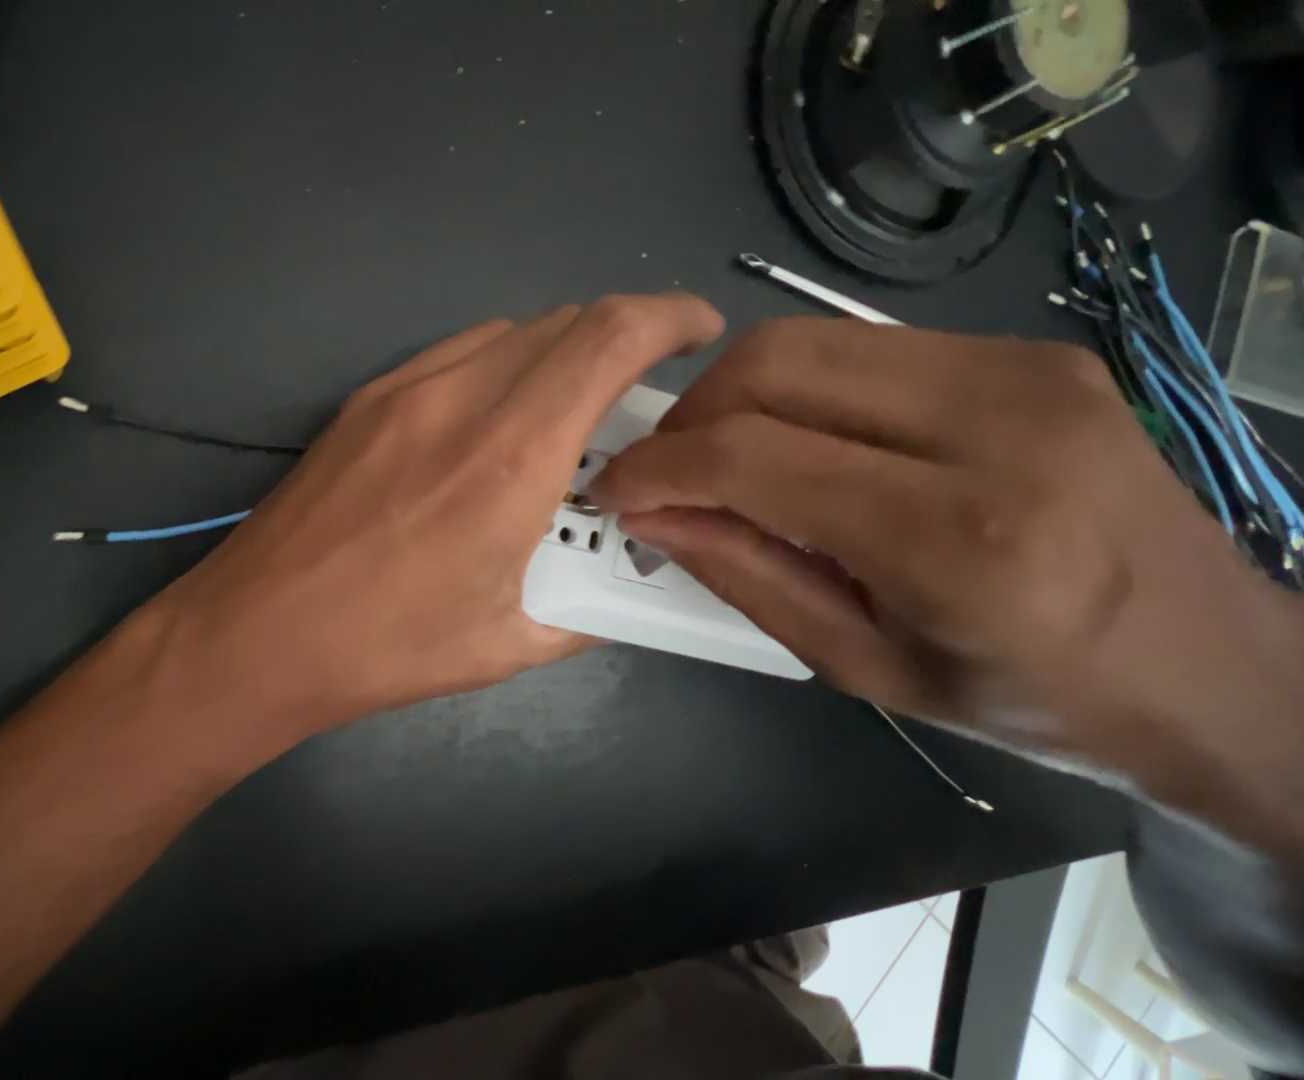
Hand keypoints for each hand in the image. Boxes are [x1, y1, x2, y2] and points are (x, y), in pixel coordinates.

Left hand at [144, 294, 723, 743]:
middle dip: (622, 338)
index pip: (611, 336)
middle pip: (566, 320)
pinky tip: (492, 424)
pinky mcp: (362, 400)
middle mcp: (458, 399)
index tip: (702, 333)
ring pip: (508, 331)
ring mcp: (401, 390)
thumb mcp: (508, 643)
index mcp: (510, 456)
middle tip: (638, 394)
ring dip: (557, 352)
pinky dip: (499, 367)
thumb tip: (625, 577)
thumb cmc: (384, 648)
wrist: (256, 632)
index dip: (672, 316)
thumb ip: (589, 604)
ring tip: (567, 412)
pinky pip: (453, 354)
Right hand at [589, 318, 1303, 797]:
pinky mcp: (1030, 352)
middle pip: (774, 364)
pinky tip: (803, 441)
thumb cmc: (1024, 695)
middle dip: (689, 414)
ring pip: (811, 337)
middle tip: (666, 473)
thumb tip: (648, 513)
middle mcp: (995, 425)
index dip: (658, 466)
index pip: (751, 456)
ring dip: (737, 394)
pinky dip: (801, 388)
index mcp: (956, 536)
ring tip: (723, 458)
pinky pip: (864, 345)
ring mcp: (1023, 370)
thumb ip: (745, 576)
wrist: (1212, 666)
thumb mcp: (860, 664)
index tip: (612, 489)